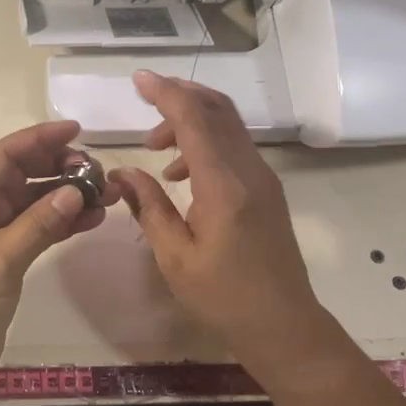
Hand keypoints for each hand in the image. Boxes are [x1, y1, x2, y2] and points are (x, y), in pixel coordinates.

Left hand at [0, 120, 117, 377]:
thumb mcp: (0, 260)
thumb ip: (38, 223)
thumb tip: (76, 190)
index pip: (2, 156)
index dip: (38, 139)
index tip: (77, 130)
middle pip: (20, 174)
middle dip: (59, 167)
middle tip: (99, 171)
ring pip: (33, 200)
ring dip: (67, 195)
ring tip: (107, 194)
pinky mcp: (5, 254)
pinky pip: (37, 226)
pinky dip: (62, 221)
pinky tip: (93, 218)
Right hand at [109, 72, 340, 379]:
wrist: (283, 325)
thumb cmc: (223, 297)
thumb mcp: (174, 256)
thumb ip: (149, 207)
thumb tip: (122, 173)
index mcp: (224, 186)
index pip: (195, 120)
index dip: (166, 94)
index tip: (138, 80)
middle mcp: (249, 171)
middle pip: (218, 110)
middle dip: (180, 96)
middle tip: (144, 100)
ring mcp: (263, 179)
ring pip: (228, 126)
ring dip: (192, 121)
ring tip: (154, 148)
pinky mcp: (266, 191)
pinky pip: (234, 147)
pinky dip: (206, 141)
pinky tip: (179, 172)